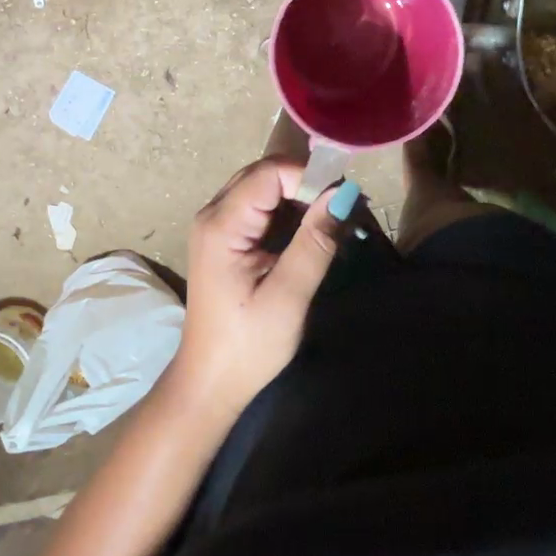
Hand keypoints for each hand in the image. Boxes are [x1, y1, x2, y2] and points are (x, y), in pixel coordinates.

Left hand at [169, 158, 338, 417]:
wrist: (209, 383)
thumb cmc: (247, 346)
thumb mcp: (288, 297)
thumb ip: (314, 241)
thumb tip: (344, 194)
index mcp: (222, 225)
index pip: (270, 172)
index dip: (309, 178)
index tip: (342, 205)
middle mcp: (213, 214)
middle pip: (266, 174)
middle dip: (309, 186)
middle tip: (345, 213)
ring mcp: (216, 225)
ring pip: (265, 188)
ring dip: (302, 199)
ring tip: (336, 226)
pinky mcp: (226, 238)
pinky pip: (261, 207)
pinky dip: (290, 213)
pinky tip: (313, 236)